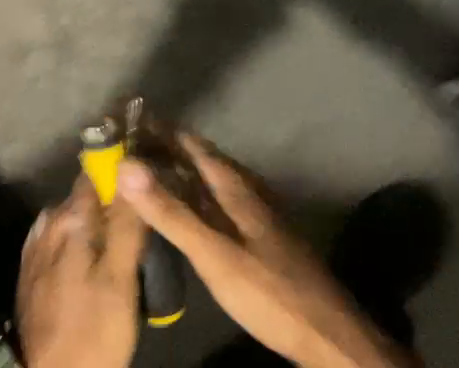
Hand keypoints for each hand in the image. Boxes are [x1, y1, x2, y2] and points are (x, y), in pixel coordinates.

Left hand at [15, 176, 147, 367]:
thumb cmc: (93, 330)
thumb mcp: (119, 280)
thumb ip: (123, 227)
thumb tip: (130, 174)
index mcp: (69, 220)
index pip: (93, 177)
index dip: (117, 171)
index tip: (142, 173)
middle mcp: (47, 224)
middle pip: (81, 199)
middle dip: (108, 198)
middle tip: (141, 211)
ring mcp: (35, 246)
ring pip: (69, 219)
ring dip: (92, 221)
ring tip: (121, 234)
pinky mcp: (31, 268)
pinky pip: (58, 238)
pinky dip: (77, 238)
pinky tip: (92, 254)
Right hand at [117, 134, 414, 367]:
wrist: (334, 340)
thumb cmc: (270, 292)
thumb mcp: (213, 255)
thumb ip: (170, 212)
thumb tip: (125, 164)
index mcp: (238, 190)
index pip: (194, 145)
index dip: (163, 130)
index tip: (130, 117)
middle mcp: (251, 194)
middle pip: (206, 160)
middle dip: (171, 148)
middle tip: (134, 144)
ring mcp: (262, 218)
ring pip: (217, 181)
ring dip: (186, 170)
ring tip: (156, 170)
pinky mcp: (266, 241)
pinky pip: (223, 203)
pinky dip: (199, 195)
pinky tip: (193, 210)